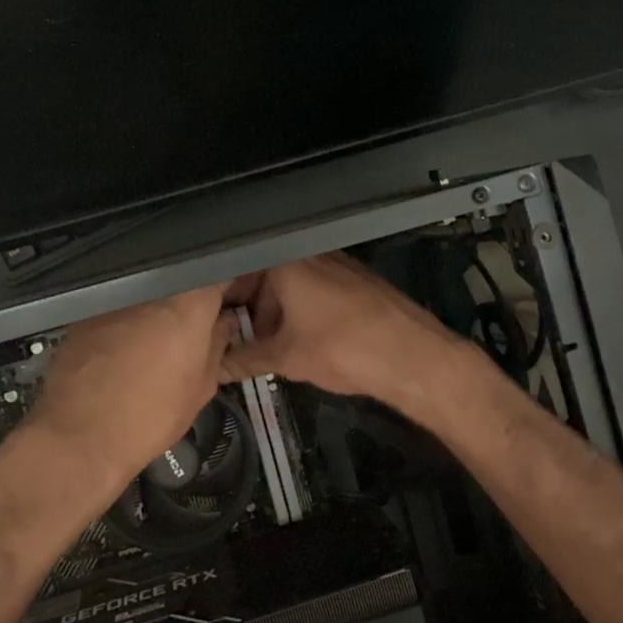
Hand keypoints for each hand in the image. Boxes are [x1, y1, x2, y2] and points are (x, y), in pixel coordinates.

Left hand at [22, 283, 237, 490]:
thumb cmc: (150, 418)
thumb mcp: (199, 389)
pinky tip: (122, 354)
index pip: (218, 274)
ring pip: (146, 297)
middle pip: (180, 282)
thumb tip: (224, 325)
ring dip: (156, 313)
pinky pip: (117, 312)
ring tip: (154, 347)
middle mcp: (150, 292)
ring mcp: (113, 302)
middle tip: (193, 329)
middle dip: (190, 301)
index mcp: (187, 306)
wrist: (79, 436)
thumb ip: (216, 348)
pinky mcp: (84, 317)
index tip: (230, 300)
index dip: (228, 284)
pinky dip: (126, 325)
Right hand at [221, 253, 474, 427]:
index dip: (219, 296)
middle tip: (234, 338)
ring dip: (275, 310)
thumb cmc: (342, 349)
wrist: (412, 356)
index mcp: (284, 261)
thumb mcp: (286, 358)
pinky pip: (314, 288)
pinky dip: (300, 309)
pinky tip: (299, 338)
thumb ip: (244, 359)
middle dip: (248, 306)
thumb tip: (215, 369)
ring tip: (265, 344)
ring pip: (290, 282)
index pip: (236, 268)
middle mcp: (308, 253)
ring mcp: (335, 263)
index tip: (210, 320)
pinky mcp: (355, 279)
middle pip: (263, 274)